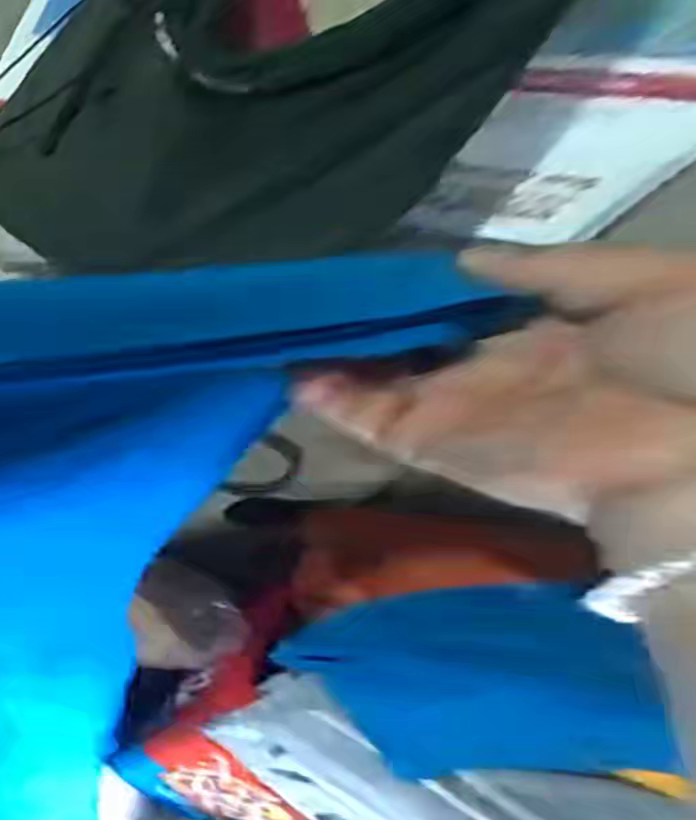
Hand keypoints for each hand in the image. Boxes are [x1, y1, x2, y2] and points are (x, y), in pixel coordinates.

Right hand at [297, 245, 695, 566]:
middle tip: (309, 306)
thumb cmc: (694, 352)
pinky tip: (294, 375)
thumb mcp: (651, 283)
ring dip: (328, 363)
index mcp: (542, 334)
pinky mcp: (419, 444)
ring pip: (369, 384)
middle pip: (402, 349)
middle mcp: (483, 372)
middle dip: (357, 330)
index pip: (457, 314)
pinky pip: (363, 419)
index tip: (367, 279)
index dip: (410, 297)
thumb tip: (460, 258)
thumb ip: (551, 268)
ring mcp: (446, 410)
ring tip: (283, 336)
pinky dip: (325, 401)